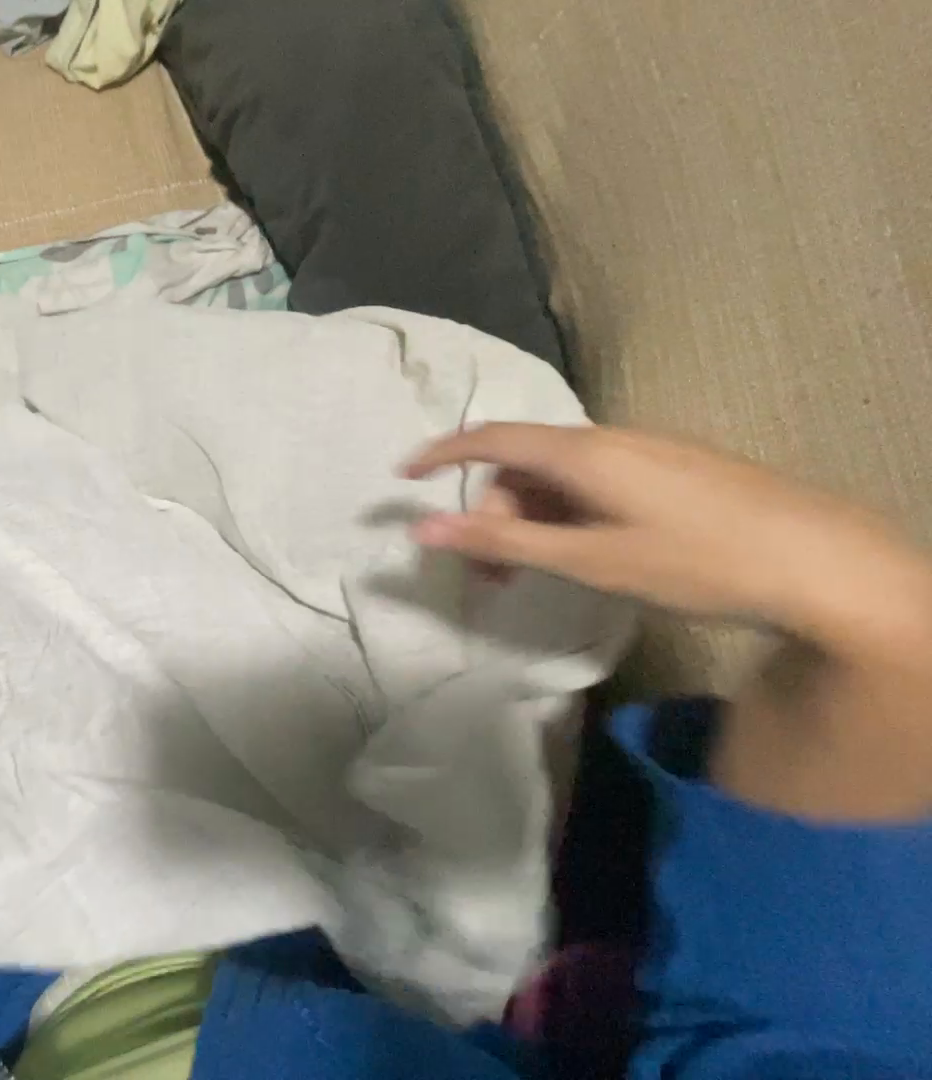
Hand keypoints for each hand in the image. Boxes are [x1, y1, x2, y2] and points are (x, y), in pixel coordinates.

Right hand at [401, 423, 931, 656]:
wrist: (833, 566)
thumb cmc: (697, 561)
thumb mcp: (586, 559)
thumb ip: (499, 541)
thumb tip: (419, 528)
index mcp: (582, 454)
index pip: (488, 438)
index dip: (439, 453)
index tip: (402, 478)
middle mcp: (608, 440)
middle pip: (520, 464)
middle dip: (491, 512)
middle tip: (490, 572)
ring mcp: (644, 452)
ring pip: (555, 476)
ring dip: (527, 518)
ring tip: (534, 571)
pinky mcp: (669, 470)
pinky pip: (589, 481)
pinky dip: (562, 513)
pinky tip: (582, 551)